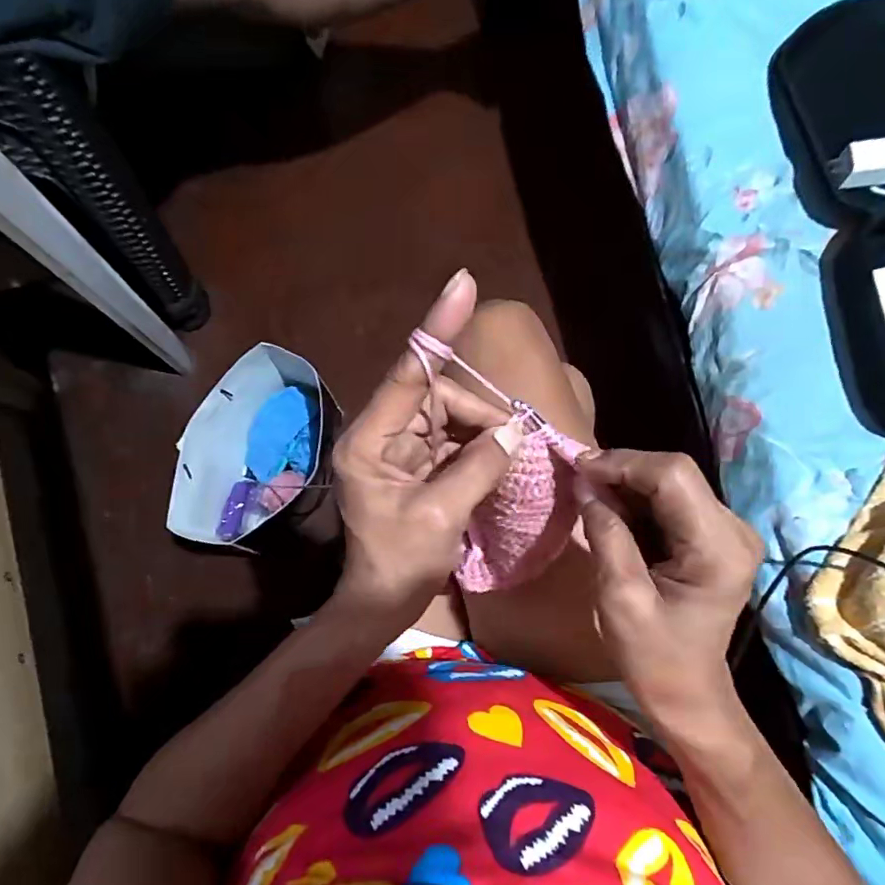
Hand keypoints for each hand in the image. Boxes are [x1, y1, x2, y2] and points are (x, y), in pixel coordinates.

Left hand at [331, 270, 524, 615]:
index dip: (437, 328)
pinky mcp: (411, 463)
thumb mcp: (441, 515)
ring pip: (447, 416)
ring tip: (508, 460)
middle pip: (435, 394)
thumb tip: (513, 431)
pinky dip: (476, 448)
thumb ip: (479, 466)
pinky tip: (496, 464)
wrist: (380, 601)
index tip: (462, 284)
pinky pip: (449, 439)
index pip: (407, 373)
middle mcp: (379, 434)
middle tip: (514, 443)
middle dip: (477, 413)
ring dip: (481, 432)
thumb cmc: (400, 563)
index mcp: (370, 441)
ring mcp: (396, 448)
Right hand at [576, 450, 764, 741]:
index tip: (576, 469)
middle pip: (675, 473)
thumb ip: (606, 535)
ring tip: (585, 490)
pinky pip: (671, 501)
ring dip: (626, 481)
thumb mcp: (620, 597)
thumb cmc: (652, 655)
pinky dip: (635, 497)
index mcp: (718, 547)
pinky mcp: (712, 538)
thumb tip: (584, 484)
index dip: (622, 463)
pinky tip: (607, 506)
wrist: (687, 692)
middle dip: (622, 469)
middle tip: (576, 478)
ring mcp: (726, 532)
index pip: (673, 476)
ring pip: (672, 482)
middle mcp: (733, 529)